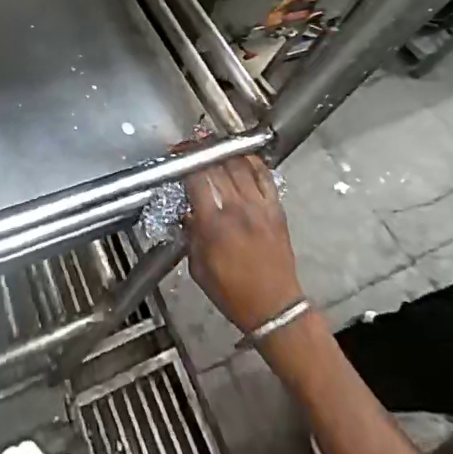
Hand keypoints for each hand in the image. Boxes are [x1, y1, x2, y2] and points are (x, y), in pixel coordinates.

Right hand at [184, 155, 305, 333]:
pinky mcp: (277, 212)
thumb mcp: (197, 265)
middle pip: (219, 166)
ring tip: (213, 143)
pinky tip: (244, 156)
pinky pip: (266, 178)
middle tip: (190, 144)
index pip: (197, 178)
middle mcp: (238, 210)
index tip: (175, 153)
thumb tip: (186, 211)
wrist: (275, 309)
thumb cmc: (232, 292)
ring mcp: (260, 209)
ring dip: (225, 151)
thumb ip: (190, 233)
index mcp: (214, 224)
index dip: (184, 160)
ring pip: (242, 166)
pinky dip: (254, 163)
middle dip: (201, 150)